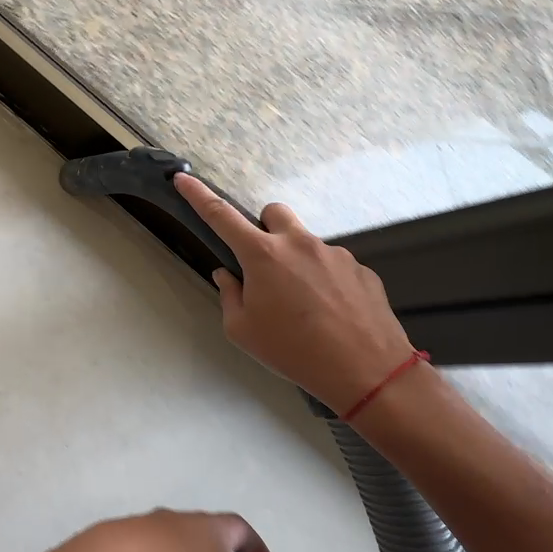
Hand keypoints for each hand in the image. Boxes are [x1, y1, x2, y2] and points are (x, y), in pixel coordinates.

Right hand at [173, 173, 416, 414]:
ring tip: (307, 305)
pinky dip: (327, 282)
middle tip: (266, 264)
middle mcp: (298, 243)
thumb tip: (229, 276)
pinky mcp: (362, 270)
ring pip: (307, 243)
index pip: (220, 214)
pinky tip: (334, 314)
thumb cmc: (294, 352)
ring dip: (298, 261)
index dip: (198, 194)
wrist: (369, 374)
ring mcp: (335, 254)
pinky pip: (335, 266)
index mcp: (262, 255)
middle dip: (265, 229)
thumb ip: (229, 295)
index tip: (182, 178)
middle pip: (273, 212)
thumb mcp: (243, 331)